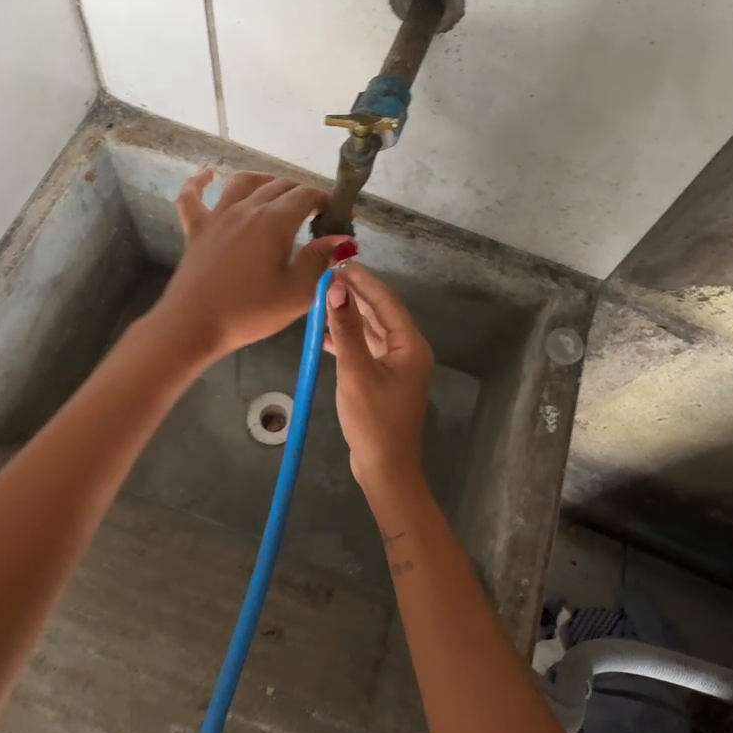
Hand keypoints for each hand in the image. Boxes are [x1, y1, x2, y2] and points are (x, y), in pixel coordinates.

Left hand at [154, 168, 349, 362]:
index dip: (327, 202)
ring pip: (244, 182)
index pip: (307, 195)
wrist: (192, 326)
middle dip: (302, 194)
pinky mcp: (196, 229)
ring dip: (266, 181)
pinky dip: (200, 181)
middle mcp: (247, 208)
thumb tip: (341, 240)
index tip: (339, 218)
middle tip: (315, 215)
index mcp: (275, 221)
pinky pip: (193, 196)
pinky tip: (208, 174)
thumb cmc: (249, 313)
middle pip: (280, 186)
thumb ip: (319, 260)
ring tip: (278, 192)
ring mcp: (218, 215)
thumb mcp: (296, 293)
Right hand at [324, 264, 433, 489]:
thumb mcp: (355, 371)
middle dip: (355, 296)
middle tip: (327, 278)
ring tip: (322, 301)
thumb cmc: (373, 420)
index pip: (386, 302)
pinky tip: (325, 336)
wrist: (385, 468)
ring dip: (350, 317)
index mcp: (410, 346)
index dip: (363, 282)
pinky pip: (367, 350)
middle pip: (381, 314)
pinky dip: (349, 340)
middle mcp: (409, 351)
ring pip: (373, 332)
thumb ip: (345, 329)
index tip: (339, 264)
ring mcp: (398, 367)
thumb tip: (337, 289)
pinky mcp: (385, 380)